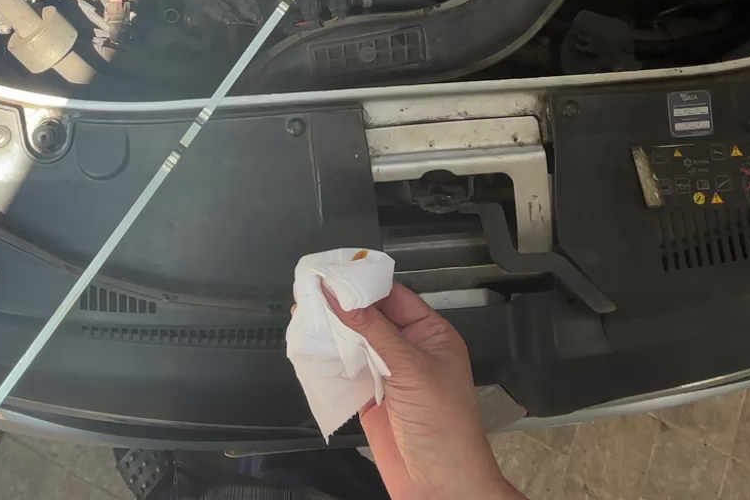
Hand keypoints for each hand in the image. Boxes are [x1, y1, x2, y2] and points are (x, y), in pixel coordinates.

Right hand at [328, 284, 523, 499]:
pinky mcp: (370, 397)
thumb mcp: (411, 370)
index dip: (362, 282)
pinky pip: (345, 368)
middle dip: (341, 302)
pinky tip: (310, 343)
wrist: (442, 491)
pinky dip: (328, 357)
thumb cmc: (446, 429)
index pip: (392, 295)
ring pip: (354, 340)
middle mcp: (409, 348)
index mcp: (430, 333)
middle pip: (369, 315)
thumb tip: (339, 295)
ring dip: (330, 328)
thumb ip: (372, 331)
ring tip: (303, 309)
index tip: (333, 271)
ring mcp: (388, 373)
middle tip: (309, 287)